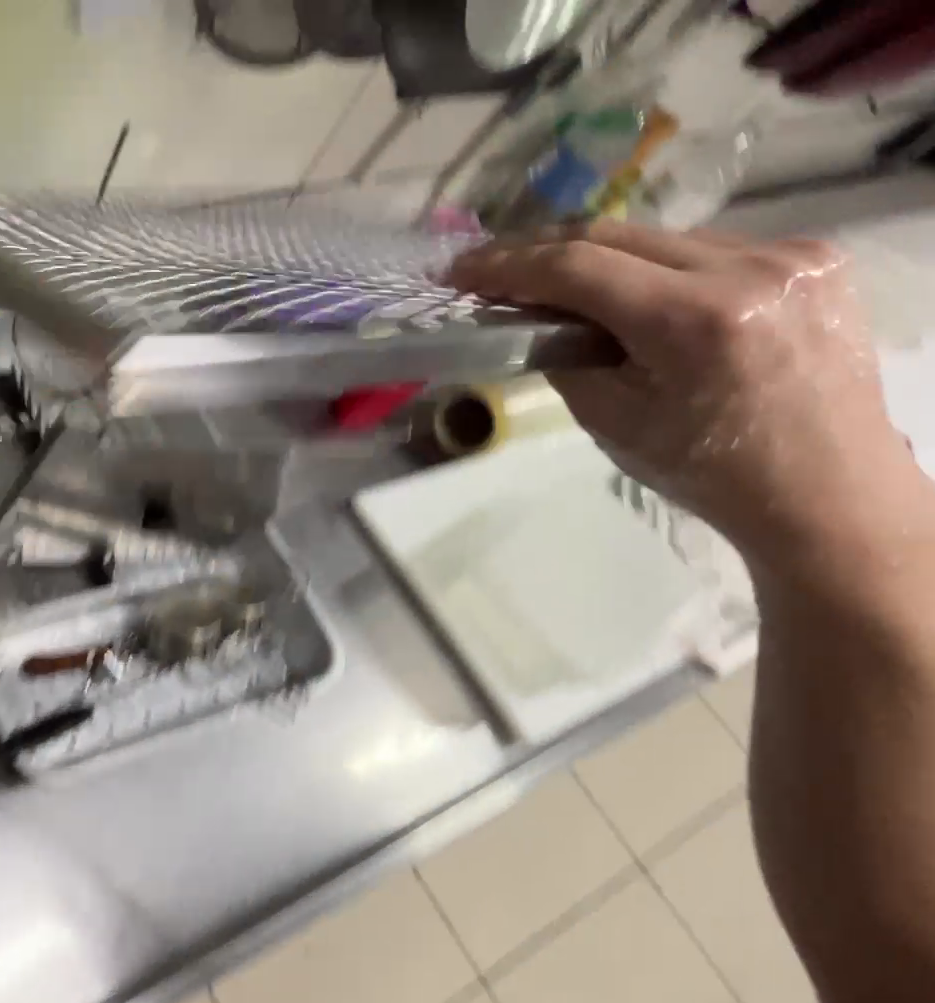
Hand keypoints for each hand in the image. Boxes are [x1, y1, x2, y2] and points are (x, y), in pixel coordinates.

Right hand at [446, 221, 924, 578]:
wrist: (822, 487)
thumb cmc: (702, 468)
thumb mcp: (608, 417)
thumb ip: (564, 355)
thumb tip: (526, 315)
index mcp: (695, 320)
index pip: (578, 268)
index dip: (507, 266)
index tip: (458, 273)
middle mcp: (750, 269)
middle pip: (616, 236)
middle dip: (540, 249)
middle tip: (487, 268)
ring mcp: (791, 256)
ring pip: (660, 237)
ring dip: (595, 256)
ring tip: (548, 281)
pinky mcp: (816, 256)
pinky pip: (705, 248)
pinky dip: (651, 265)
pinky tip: (626, 290)